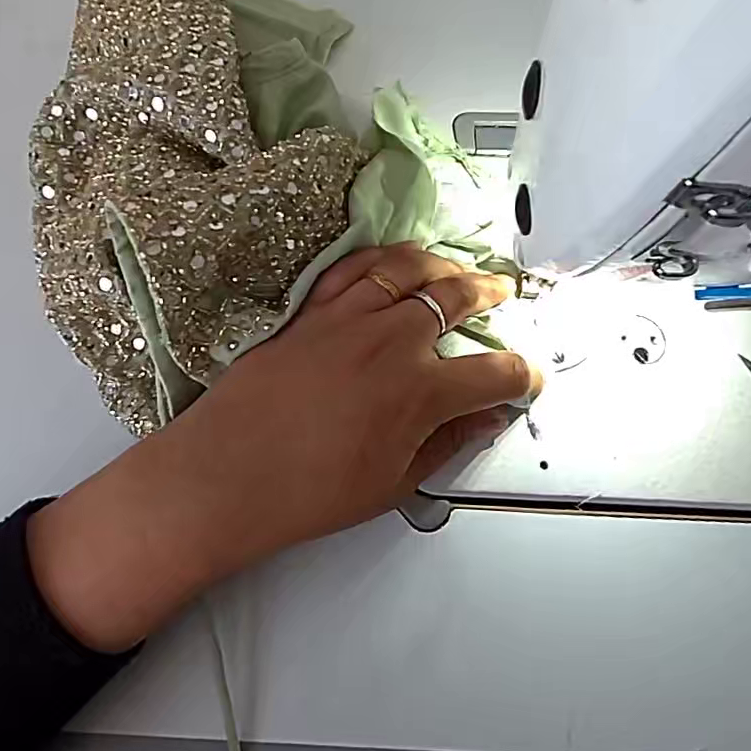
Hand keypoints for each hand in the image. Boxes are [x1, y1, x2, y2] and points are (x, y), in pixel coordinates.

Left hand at [27, 245, 540, 650]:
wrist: (224, 476)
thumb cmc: (307, 492)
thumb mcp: (393, 481)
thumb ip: (448, 442)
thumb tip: (485, 418)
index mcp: (419, 391)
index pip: (493, 373)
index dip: (521, 376)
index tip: (526, 378)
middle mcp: (389, 341)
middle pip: (455, 298)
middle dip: (488, 294)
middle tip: (500, 294)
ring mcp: (348, 317)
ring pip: (408, 268)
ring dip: (442, 264)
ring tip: (456, 268)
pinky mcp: (311, 309)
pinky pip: (354, 268)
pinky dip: (383, 258)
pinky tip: (393, 262)